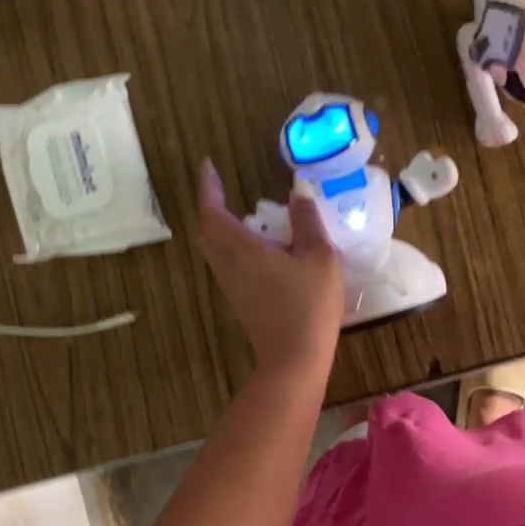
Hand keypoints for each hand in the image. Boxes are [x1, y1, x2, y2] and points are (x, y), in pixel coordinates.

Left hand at [195, 160, 344, 377]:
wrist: (295, 359)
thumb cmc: (308, 305)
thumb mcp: (319, 256)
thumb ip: (307, 221)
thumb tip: (298, 191)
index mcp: (243, 249)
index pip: (212, 212)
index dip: (207, 187)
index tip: (208, 166)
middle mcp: (229, 265)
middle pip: (205, 231)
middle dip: (209, 205)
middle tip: (221, 187)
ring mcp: (231, 286)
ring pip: (212, 249)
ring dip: (218, 226)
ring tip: (240, 212)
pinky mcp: (240, 301)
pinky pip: (225, 263)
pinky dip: (230, 244)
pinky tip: (256, 245)